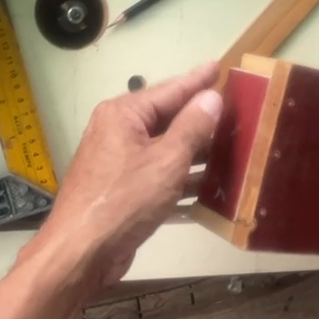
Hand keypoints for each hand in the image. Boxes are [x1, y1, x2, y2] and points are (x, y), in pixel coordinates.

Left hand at [29, 61, 222, 292]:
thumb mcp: (166, 161)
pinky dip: (182, 178)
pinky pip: (158, 174)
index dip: (197, 81)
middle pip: (166, 118)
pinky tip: (210, 185)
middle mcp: (117, 132)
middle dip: (200, 118)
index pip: (169, 90)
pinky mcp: (122, 190)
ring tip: (233, 146)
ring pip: (164, 149)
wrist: (81, 252)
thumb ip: (192, 127)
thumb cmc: (123, 201)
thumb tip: (210, 97)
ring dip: (196, 151)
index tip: (219, 66)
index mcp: (123, 115)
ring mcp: (118, 162)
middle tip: (236, 109)